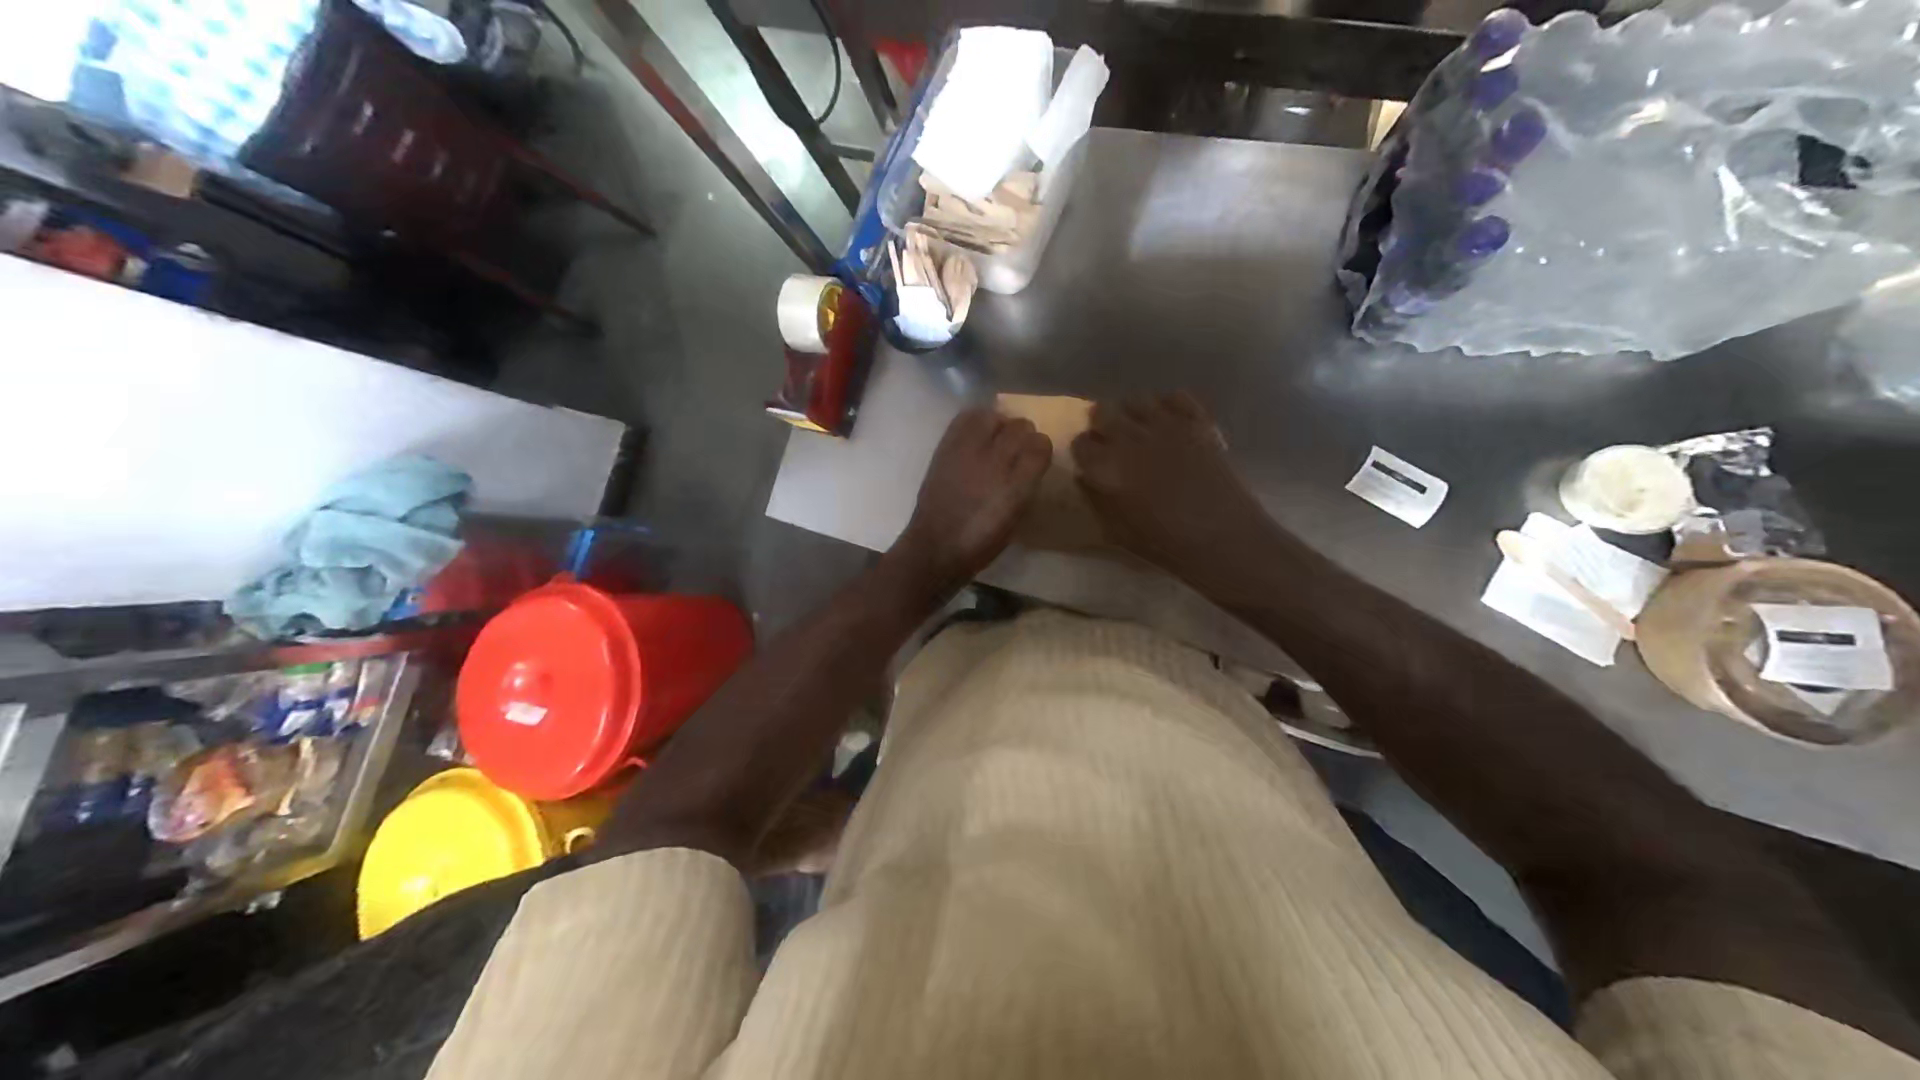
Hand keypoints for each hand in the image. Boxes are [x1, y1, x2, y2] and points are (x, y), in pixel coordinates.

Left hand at [892, 408, 1051, 591]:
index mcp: (1016, 487)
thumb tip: (1028, 465)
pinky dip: (975, 421)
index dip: (1042, 449)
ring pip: (992, 417)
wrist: (935, 547)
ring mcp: (967, 452)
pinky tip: (976, 434)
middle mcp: (994, 464)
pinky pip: (965, 419)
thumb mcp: (1014, 520)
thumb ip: (1025, 488)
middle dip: (1024, 434)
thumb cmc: (980, 543)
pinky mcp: (945, 449)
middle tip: (1018, 447)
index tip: (1038, 457)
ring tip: (996, 436)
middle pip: (1020, 427)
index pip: (1041, 445)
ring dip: (1000, 423)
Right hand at [1072, 392, 1278, 590]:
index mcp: (1106, 468)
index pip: (1080, 443)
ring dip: (1131, 413)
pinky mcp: (1197, 423)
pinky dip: (1168, 405)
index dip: (1084, 452)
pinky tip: (1170, 422)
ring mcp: (1166, 426)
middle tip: (1110, 441)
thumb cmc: (1166, 544)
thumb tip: (1088, 478)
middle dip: (1102, 425)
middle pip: (1102, 412)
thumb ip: (1098, 500)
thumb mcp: (1119, 532)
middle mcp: (1130, 439)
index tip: (1091, 462)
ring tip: (1138, 428)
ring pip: (1136, 400)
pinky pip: (1175, 396)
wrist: (1224, 538)